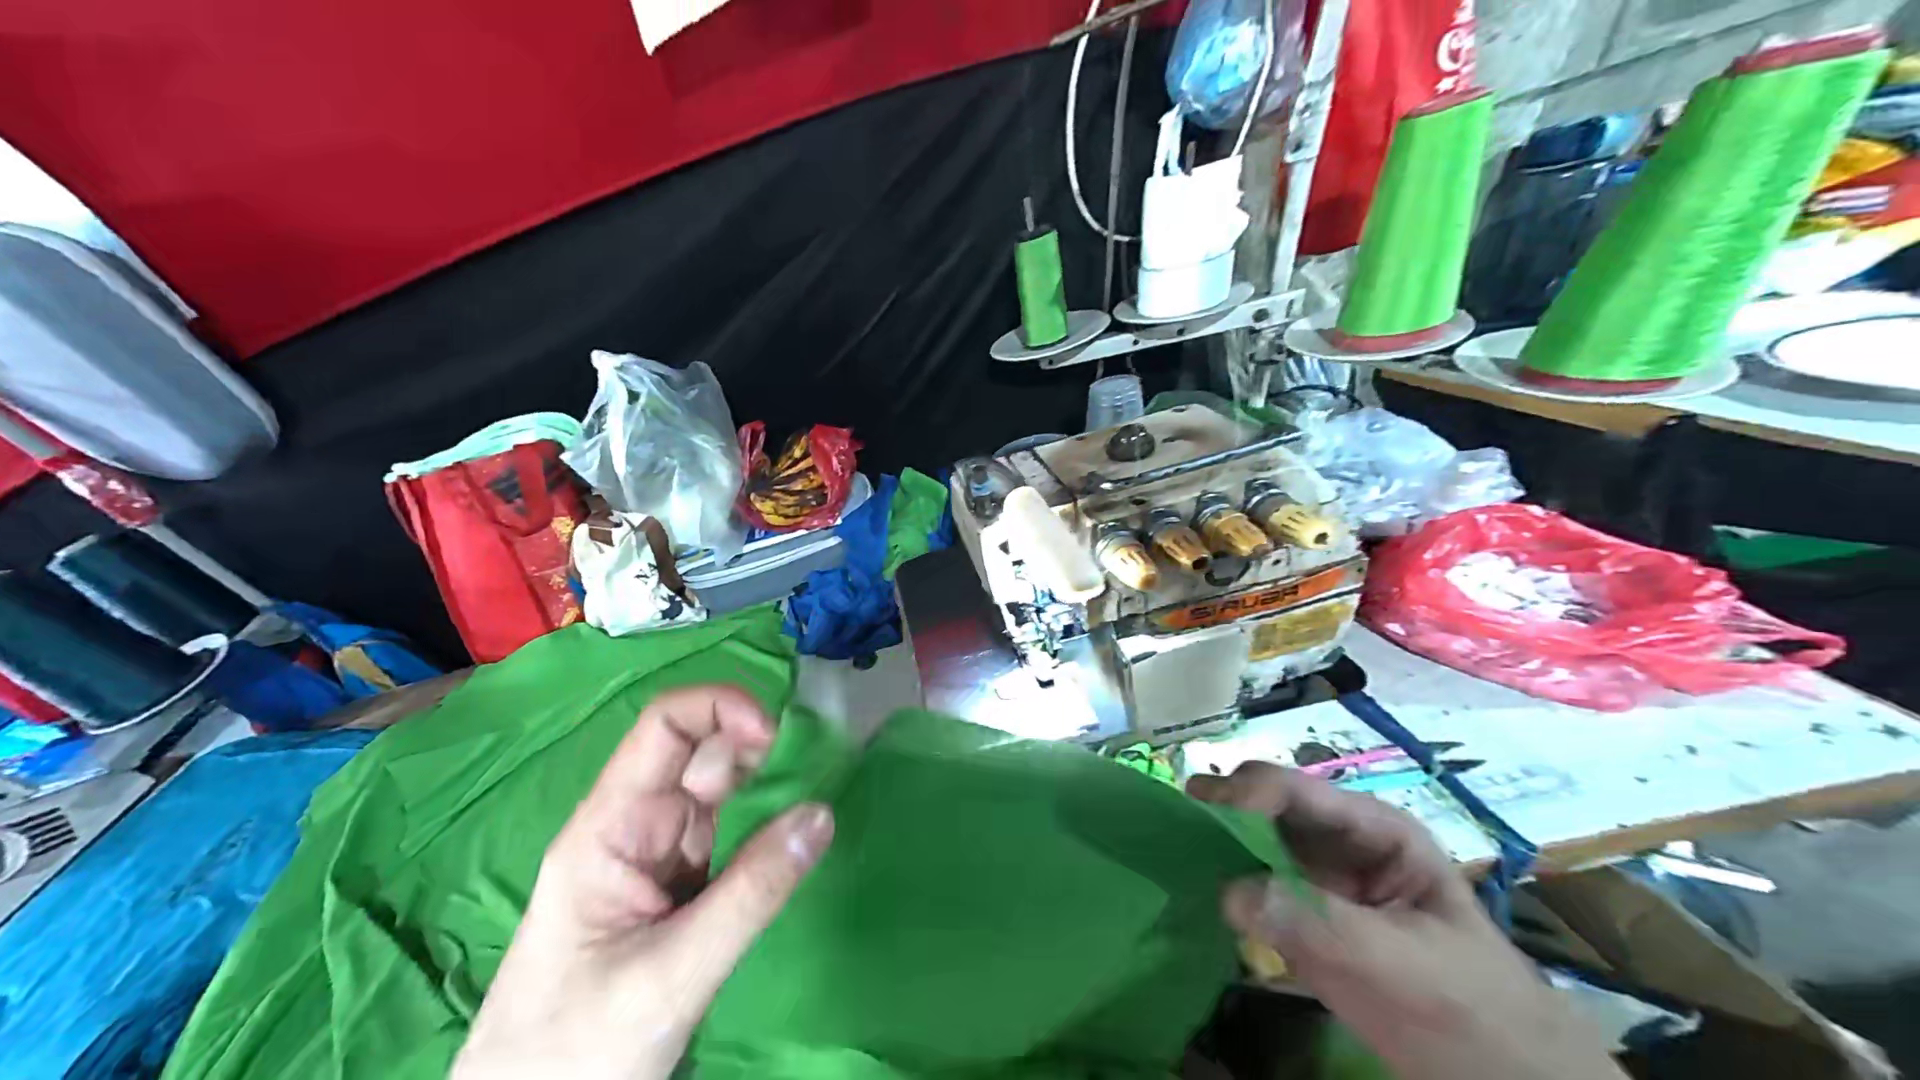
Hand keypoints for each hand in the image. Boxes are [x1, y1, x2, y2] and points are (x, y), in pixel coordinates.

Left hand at [452, 685, 832, 1079]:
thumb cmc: (577, 1050)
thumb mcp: (672, 975)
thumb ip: (752, 894)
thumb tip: (822, 814)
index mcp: (610, 828)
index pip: (663, 729)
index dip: (718, 708)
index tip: (774, 732)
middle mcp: (634, 827)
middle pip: (697, 753)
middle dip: (753, 742)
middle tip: (811, 759)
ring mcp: (657, 857)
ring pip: (717, 792)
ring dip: (764, 779)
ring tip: (814, 781)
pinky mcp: (678, 887)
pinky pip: (728, 834)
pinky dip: (764, 820)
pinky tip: (793, 824)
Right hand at [1188, 764, 1622, 1079]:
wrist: (1502, 1079)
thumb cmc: (1472, 1011)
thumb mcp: (1405, 966)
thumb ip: (1322, 925)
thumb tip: (1230, 891)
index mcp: (1372, 828)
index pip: (1297, 790)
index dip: (1248, 794)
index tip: (1206, 816)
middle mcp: (1337, 840)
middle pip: (1264, 806)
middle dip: (1220, 808)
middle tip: (1175, 823)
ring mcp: (1316, 879)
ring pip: (1251, 843)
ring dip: (1214, 843)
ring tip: (1173, 851)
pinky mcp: (1300, 917)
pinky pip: (1251, 889)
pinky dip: (1221, 884)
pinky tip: (1194, 889)